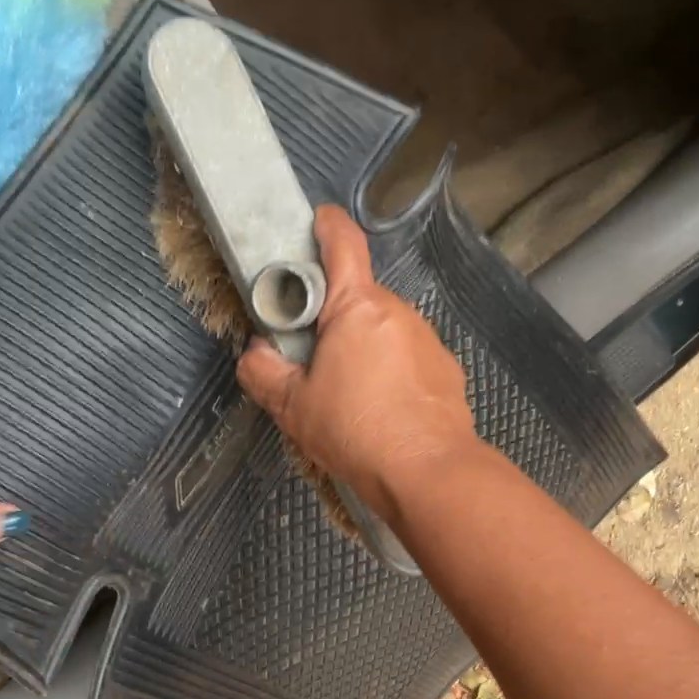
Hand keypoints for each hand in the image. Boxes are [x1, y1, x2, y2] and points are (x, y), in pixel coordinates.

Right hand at [236, 205, 477, 518]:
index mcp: (356, 307)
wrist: (428, 473)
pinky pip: (404, 357)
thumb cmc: (356, 430)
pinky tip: (376, 411)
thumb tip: (255, 353)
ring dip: (358, 348)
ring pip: (380, 330)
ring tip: (342, 395)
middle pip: (355, 297)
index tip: (312, 225)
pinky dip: (386, 372)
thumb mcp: (291, 406)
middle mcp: (396, 311)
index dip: (325, 225)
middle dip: (329, 317)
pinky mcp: (443, 369)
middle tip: (306, 357)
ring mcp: (425, 339)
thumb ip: (262, 371)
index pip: (343, 242)